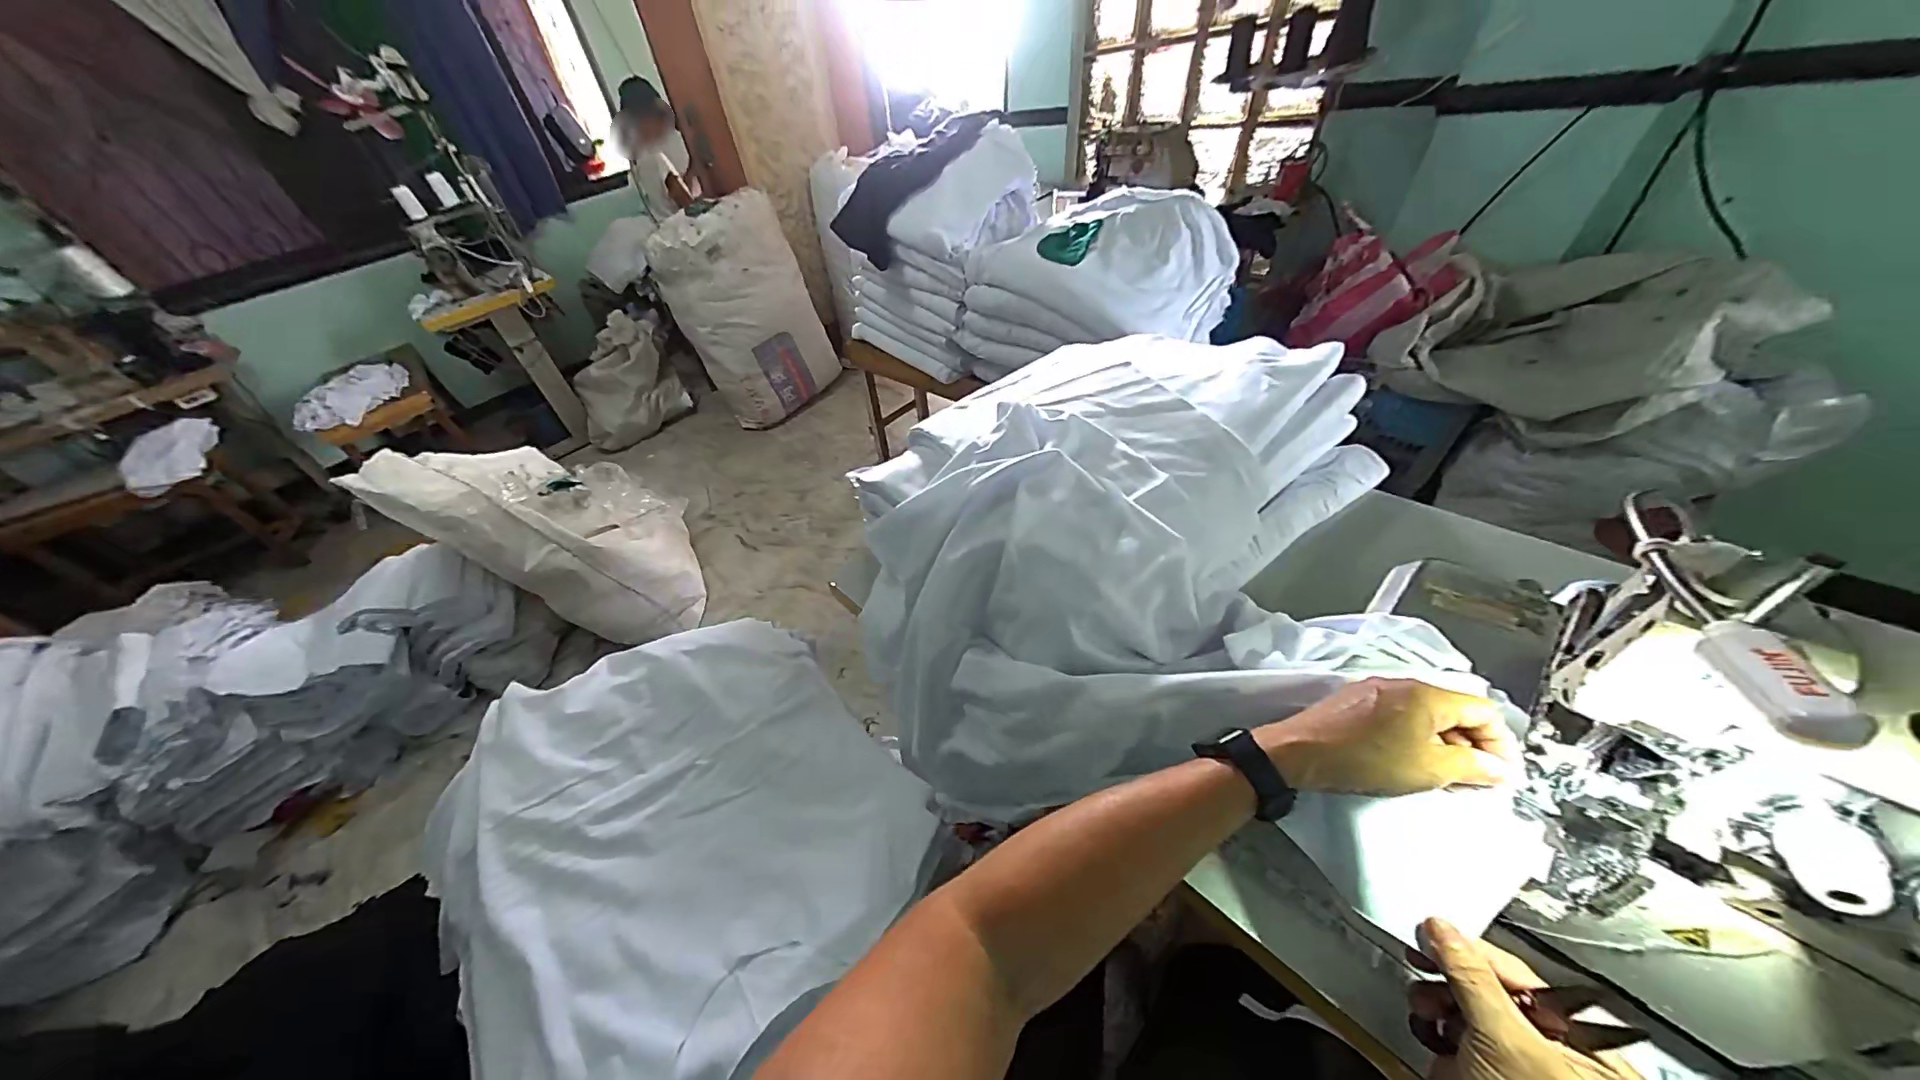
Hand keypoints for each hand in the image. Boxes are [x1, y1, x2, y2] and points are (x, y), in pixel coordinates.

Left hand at [1254, 678, 1518, 795]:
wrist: (1299, 752)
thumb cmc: (1364, 759)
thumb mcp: (1430, 769)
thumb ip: (1473, 767)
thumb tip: (1499, 769)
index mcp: (1425, 693)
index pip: (1483, 710)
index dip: (1500, 743)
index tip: (1501, 774)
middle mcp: (1400, 684)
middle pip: (1454, 710)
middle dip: (1472, 746)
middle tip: (1476, 780)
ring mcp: (1373, 690)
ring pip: (1425, 715)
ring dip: (1442, 744)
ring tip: (1444, 777)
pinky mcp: (1354, 702)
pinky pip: (1397, 716)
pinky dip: (1413, 738)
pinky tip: (1409, 762)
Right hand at [1409, 919, 1639, 1079]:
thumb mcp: (1503, 1039)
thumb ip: (1471, 977)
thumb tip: (1441, 930)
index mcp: (1584, 1036)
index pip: (1517, 969)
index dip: (1468, 948)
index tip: (1427, 934)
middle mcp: (1557, 1049)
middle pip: (1491, 990)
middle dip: (1449, 982)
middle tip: (1422, 972)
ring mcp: (1522, 1067)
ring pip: (1471, 1014)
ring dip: (1439, 1009)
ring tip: (1428, 1016)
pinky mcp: (1490, 1075)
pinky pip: (1462, 1042)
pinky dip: (1442, 1039)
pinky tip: (1437, 1044)